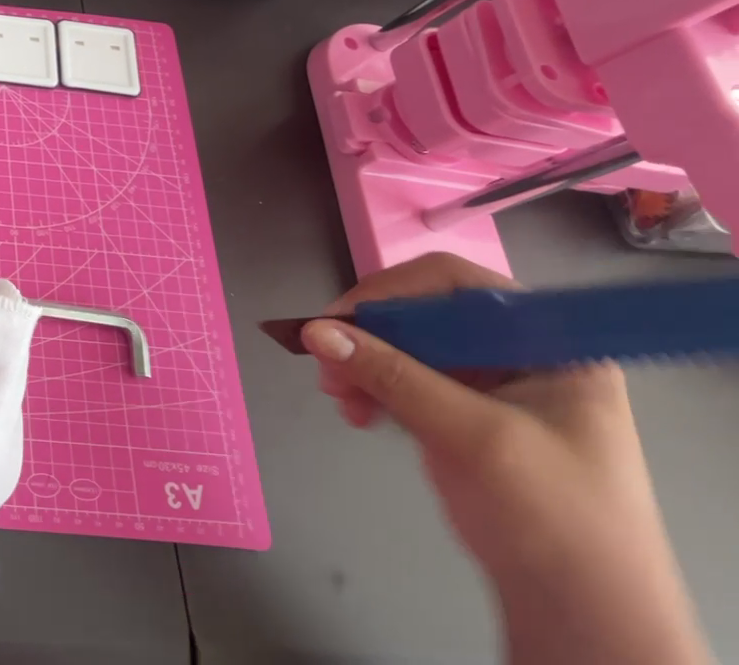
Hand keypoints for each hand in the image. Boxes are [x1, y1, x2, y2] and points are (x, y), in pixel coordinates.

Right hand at [303, 253, 708, 663]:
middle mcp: (517, 354)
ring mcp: (486, 386)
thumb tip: (314, 331)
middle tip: (327, 365)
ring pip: (402, 347)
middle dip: (368, 336)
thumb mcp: (473, 436)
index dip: (393, 293)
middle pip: (422, 314)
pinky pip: (399, 380)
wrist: (578, 607)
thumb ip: (393, 376)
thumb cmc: (552, 513)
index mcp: (549, 344)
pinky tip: (356, 413)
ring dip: (361, 364)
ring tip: (338, 398)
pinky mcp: (457, 414)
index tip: (337, 320)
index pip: (457, 285)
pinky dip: (369, 389)